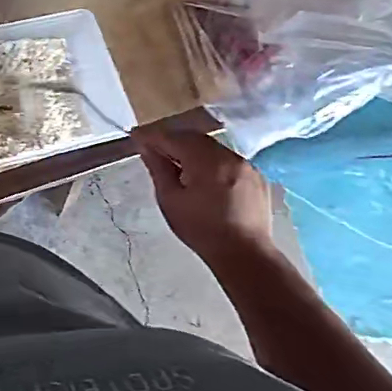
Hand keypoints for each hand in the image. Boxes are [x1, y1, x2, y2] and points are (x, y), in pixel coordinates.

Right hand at [130, 119, 276, 257]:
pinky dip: (209, 160)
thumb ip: (158, 168)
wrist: (245, 254)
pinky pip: (226, 159)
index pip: (173, 138)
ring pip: (211, 147)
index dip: (152, 136)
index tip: (135, 136)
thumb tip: (147, 148)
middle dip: (172, 140)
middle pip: (194, 138)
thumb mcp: (170, 199)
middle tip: (152, 150)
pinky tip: (201, 177)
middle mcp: (229, 156)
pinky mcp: (256, 177)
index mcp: (206, 161)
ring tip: (175, 164)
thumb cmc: (201, 229)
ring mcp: (246, 165)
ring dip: (191, 149)